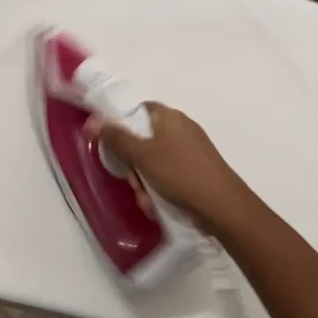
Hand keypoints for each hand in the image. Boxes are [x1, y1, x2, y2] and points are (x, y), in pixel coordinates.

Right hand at [90, 103, 260, 233]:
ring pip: (154, 162)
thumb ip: (116, 137)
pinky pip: (169, 175)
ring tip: (148, 201)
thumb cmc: (180, 173)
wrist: (223, 207)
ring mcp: (191, 150)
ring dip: (145, 182)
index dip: (121, 125)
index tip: (113, 147)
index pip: (137, 110)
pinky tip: (159, 206)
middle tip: (132, 181)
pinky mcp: (197, 171)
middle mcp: (180, 128)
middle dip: (133, 165)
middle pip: (143, 139)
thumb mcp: (142, 155)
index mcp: (169, 116)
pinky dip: (161, 189)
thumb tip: (93, 119)